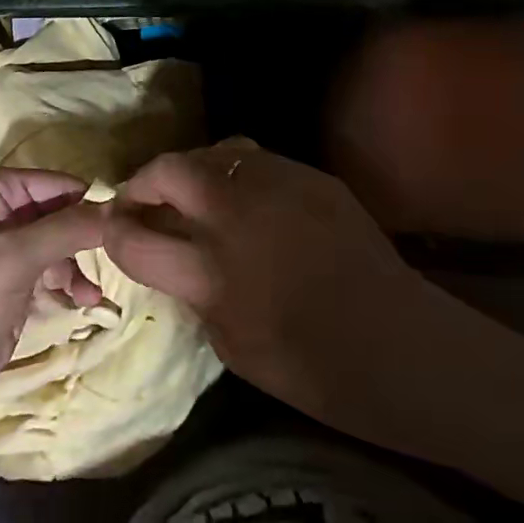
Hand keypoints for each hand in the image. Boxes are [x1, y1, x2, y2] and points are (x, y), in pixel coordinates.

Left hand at [0, 167, 108, 387]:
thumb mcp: (16, 256)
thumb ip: (67, 229)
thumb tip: (119, 207)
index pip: (59, 183)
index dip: (91, 204)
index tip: (125, 230)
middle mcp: (3, 206)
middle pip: (62, 211)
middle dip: (87, 238)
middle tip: (117, 262)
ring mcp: (11, 242)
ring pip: (63, 241)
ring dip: (80, 267)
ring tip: (89, 296)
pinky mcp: (18, 275)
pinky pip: (55, 268)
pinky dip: (70, 283)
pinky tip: (83, 303)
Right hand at [103, 138, 428, 411]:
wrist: (411, 353)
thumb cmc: (315, 369)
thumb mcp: (230, 345)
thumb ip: (191, 291)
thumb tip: (172, 256)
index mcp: (214, 271)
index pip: (132, 238)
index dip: (112, 234)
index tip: (112, 232)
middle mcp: (239, 218)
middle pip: (166, 171)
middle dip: (143, 184)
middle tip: (145, 202)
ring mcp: (279, 189)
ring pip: (211, 152)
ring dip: (190, 172)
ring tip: (196, 195)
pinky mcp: (312, 178)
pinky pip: (255, 159)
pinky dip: (235, 174)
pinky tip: (249, 201)